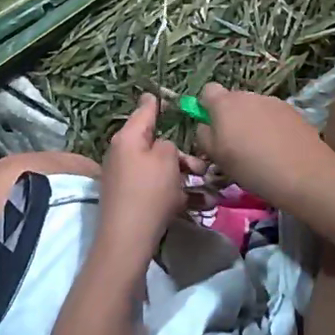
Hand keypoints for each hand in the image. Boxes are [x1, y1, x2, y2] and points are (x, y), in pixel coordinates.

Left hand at [98, 94, 199, 251]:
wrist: (128, 239)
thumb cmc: (149, 192)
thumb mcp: (166, 159)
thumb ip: (169, 144)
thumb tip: (163, 147)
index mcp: (127, 138)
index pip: (144, 111)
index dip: (157, 102)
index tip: (164, 94)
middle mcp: (123, 154)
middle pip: (157, 144)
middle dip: (182, 154)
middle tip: (203, 165)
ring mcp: (126, 178)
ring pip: (161, 169)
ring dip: (185, 176)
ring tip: (210, 189)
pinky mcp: (133, 199)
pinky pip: (159, 189)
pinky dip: (178, 194)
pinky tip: (202, 204)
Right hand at [193, 83, 332, 205]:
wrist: (303, 174)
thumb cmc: (251, 166)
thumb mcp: (216, 156)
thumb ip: (204, 136)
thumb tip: (206, 126)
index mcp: (224, 103)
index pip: (208, 90)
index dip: (207, 106)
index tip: (212, 127)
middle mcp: (248, 96)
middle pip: (233, 101)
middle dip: (231, 118)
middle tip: (236, 145)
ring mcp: (273, 102)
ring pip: (255, 109)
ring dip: (253, 123)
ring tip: (261, 150)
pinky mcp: (293, 111)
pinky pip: (274, 116)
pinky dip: (272, 128)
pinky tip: (279, 150)